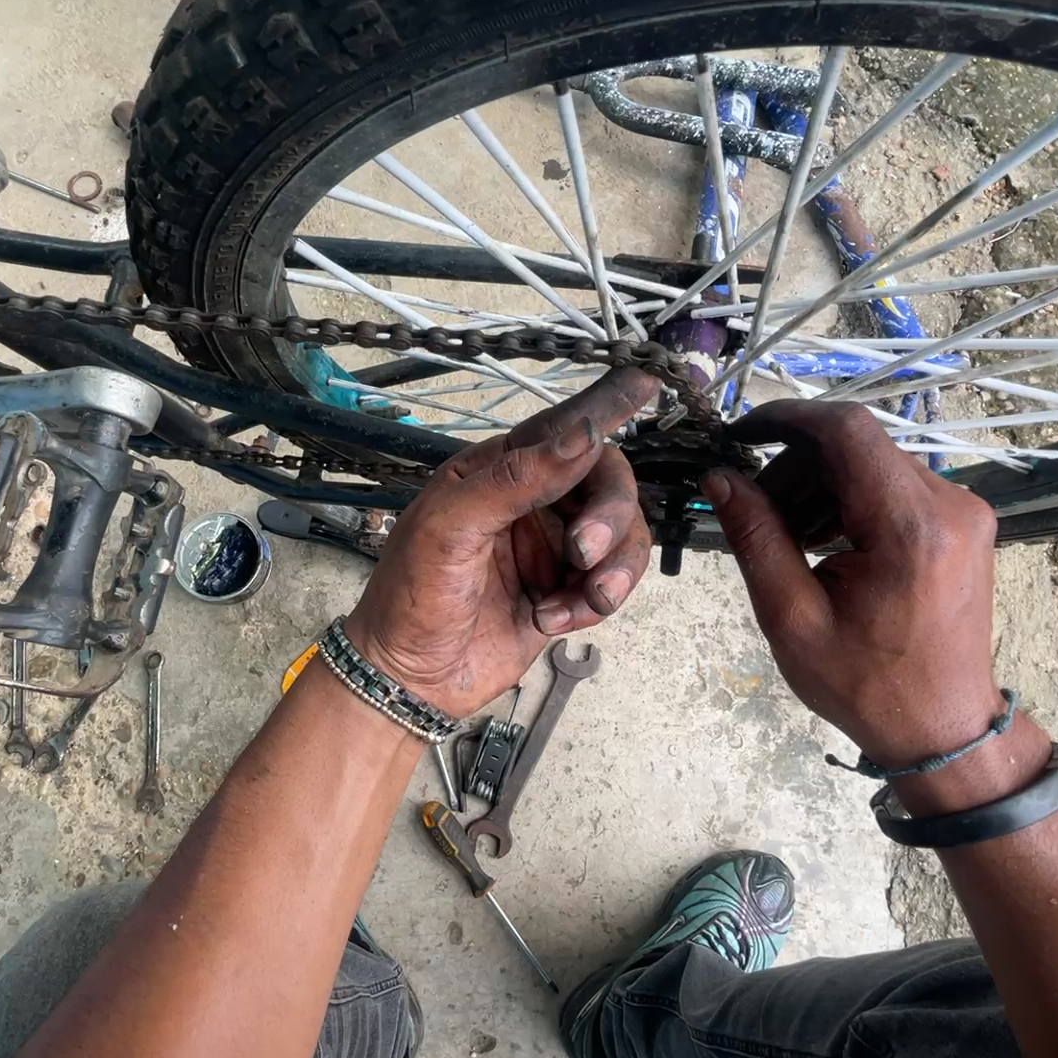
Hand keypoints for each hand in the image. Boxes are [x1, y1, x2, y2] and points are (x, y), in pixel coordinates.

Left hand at [343, 368, 657, 718]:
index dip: (604, 406)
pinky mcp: (565, 592)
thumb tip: (582, 436)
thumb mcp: (449, 529)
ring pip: (620, 536)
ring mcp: (550, 548)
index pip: (559, 429)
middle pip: (605, 482)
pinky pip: (609, 583)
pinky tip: (551, 621)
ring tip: (582, 600)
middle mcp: (530, 503)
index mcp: (495, 472)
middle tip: (585, 553)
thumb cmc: (411, 594)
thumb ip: (514, 480)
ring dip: (612, 568)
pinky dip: (593, 603)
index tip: (647, 379)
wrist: (409, 678)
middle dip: (610, 516)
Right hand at [701, 400, 1005, 768]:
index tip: (737, 436)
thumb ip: (755, 537)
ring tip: (785, 538)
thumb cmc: (863, 684)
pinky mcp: (958, 523)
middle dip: (792, 467)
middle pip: (854, 446)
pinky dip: (843, 500)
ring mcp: (961, 511)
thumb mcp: (791, 616)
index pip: (847, 431)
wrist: (943, 730)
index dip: (785, 419)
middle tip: (753, 513)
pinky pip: (889, 486)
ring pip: (869, 463)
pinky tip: (820, 542)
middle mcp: (949, 503)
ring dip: (815, 486)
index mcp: (911, 527)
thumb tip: (719, 477)